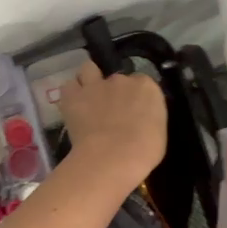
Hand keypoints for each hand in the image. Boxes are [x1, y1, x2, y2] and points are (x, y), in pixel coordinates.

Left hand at [58, 61, 165, 189]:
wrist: (112, 157)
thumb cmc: (143, 151)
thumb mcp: (158, 132)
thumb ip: (148, 117)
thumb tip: (139, 120)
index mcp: (147, 87)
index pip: (142, 84)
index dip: (135, 97)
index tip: (132, 111)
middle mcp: (121, 80)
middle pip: (116, 79)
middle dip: (113, 92)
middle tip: (110, 111)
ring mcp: (96, 85)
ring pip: (89, 70)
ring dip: (88, 80)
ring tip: (87, 97)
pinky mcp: (73, 96)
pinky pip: (69, 86)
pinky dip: (70, 94)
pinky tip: (73, 106)